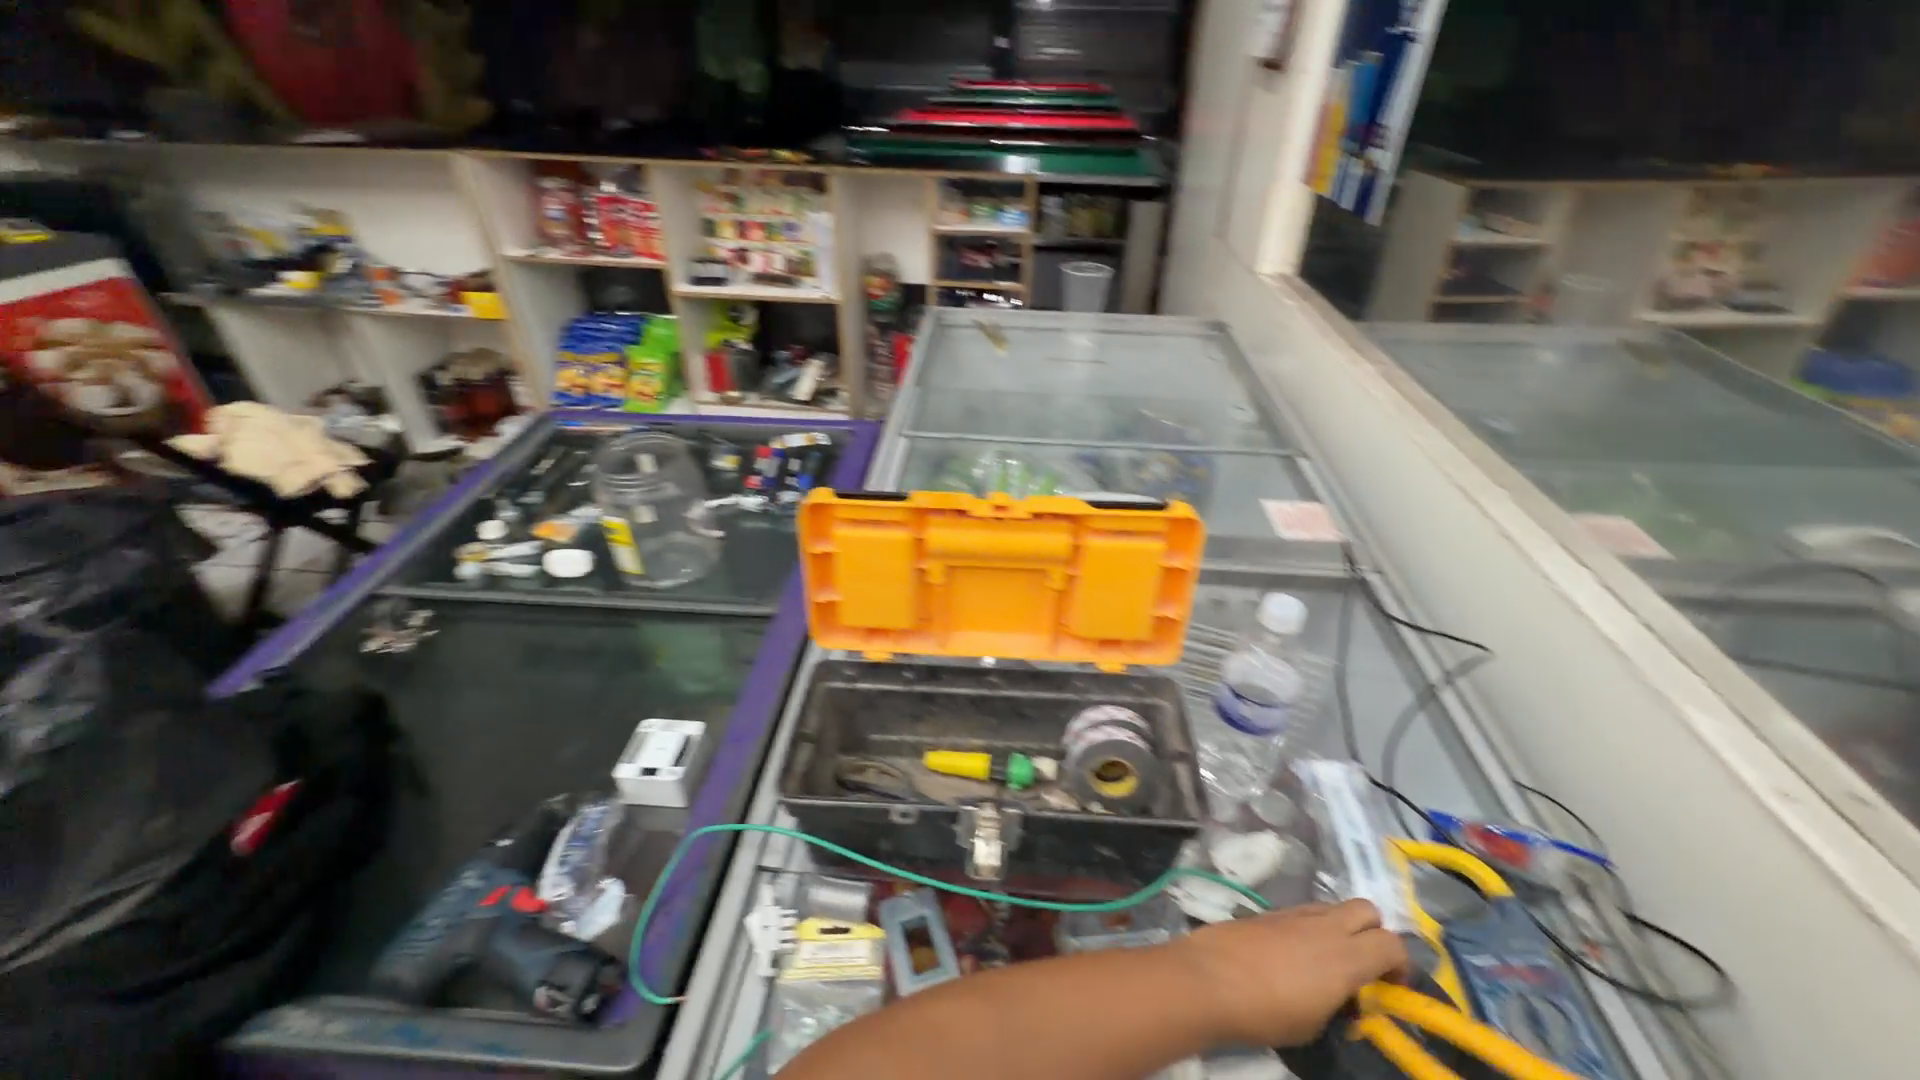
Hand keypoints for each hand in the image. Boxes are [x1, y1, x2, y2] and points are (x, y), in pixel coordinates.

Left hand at [1177, 900, 1408, 1046]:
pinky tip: (1291, 954)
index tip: (1391, 987)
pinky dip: (1308, 928)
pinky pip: (1301, 912)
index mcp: (1346, 957)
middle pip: (1366, 910)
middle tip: (1362, 963)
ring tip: (1324, 960)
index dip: (1400, 964)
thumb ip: (1337, 1005)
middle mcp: (1324, 926)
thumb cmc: (1265, 1011)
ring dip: (1339, 928)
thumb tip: (1342, 997)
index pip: (1393, 943)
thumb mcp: (1314, 1025)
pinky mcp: (1266, 912)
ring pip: (1331, 907)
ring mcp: (1292, 913)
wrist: (1207, 979)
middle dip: (1373, 932)